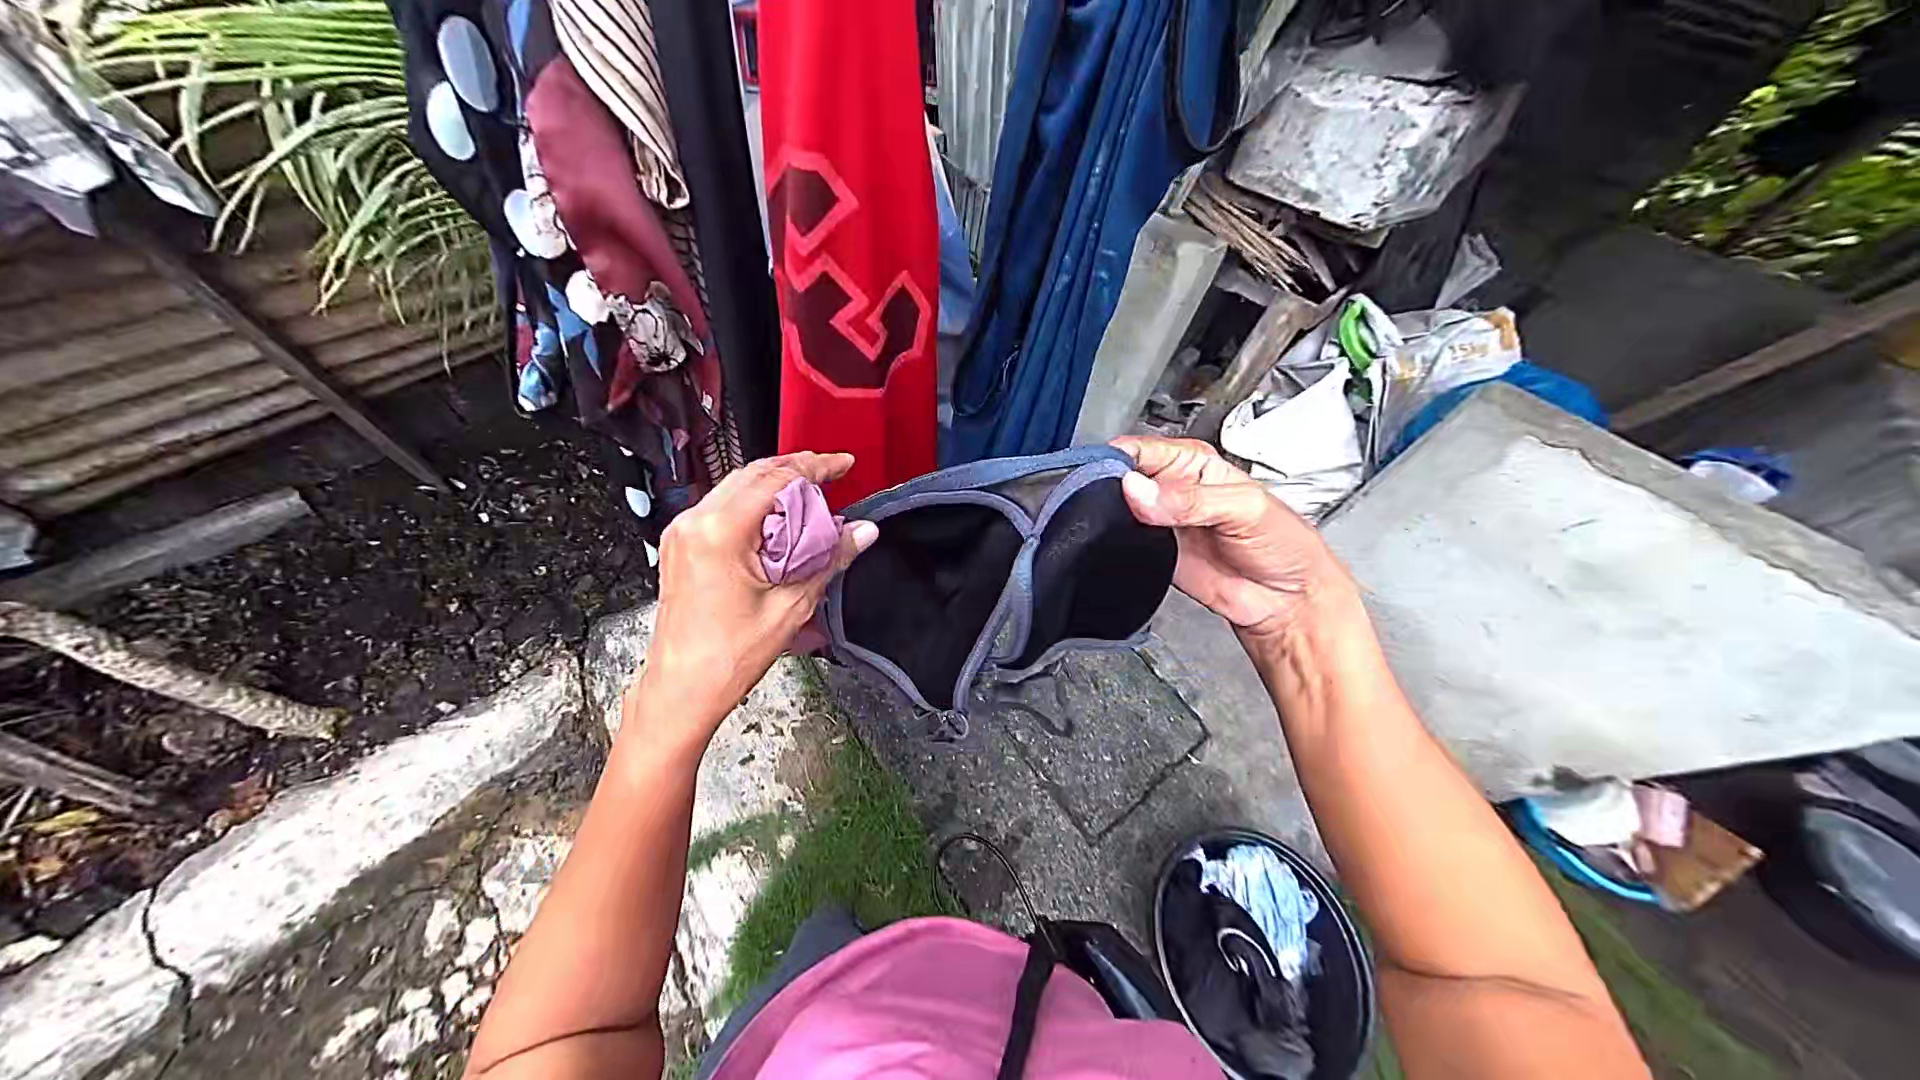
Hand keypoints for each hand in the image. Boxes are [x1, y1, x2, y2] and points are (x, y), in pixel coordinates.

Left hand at [637, 453, 877, 737]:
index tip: (842, 465)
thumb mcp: (791, 605)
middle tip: (830, 476)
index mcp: (719, 532)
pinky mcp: (681, 546)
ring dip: (775, 486)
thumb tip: (861, 532)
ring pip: (736, 487)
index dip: (816, 467)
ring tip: (810, 498)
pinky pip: (722, 507)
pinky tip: (778, 520)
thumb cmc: (725, 658)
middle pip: (754, 474)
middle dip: (796, 469)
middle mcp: (694, 523)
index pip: (776, 478)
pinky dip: (754, 505)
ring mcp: (682, 533)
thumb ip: (830, 558)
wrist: (682, 689)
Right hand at [1112, 436, 1355, 646]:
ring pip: (1119, 510)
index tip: (1109, 474)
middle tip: (1106, 499)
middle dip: (1110, 485)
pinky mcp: (1154, 554)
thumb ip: (1191, 500)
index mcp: (1196, 465)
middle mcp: (1174, 490)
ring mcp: (1162, 523)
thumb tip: (1139, 491)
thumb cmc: (1285, 546)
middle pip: (1124, 477)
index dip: (1122, 458)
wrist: (1288, 602)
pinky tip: (1118, 542)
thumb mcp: (1245, 509)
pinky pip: (1123, 543)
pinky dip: (1114, 542)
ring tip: (1113, 521)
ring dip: (1109, 514)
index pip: (1145, 449)